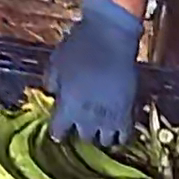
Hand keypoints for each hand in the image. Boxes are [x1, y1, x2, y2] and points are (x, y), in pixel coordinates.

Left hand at [46, 0, 142, 145]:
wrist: (110, 36)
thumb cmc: (80, 46)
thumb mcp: (56, 61)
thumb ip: (52, 82)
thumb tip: (53, 94)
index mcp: (68, 107)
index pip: (58, 132)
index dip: (58, 131)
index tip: (60, 129)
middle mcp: (87, 119)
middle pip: (84, 138)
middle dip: (82, 131)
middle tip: (83, 121)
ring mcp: (108, 120)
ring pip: (104, 141)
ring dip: (102, 135)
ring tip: (102, 126)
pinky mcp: (126, 116)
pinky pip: (124, 138)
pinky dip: (120, 136)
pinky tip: (118, 128)